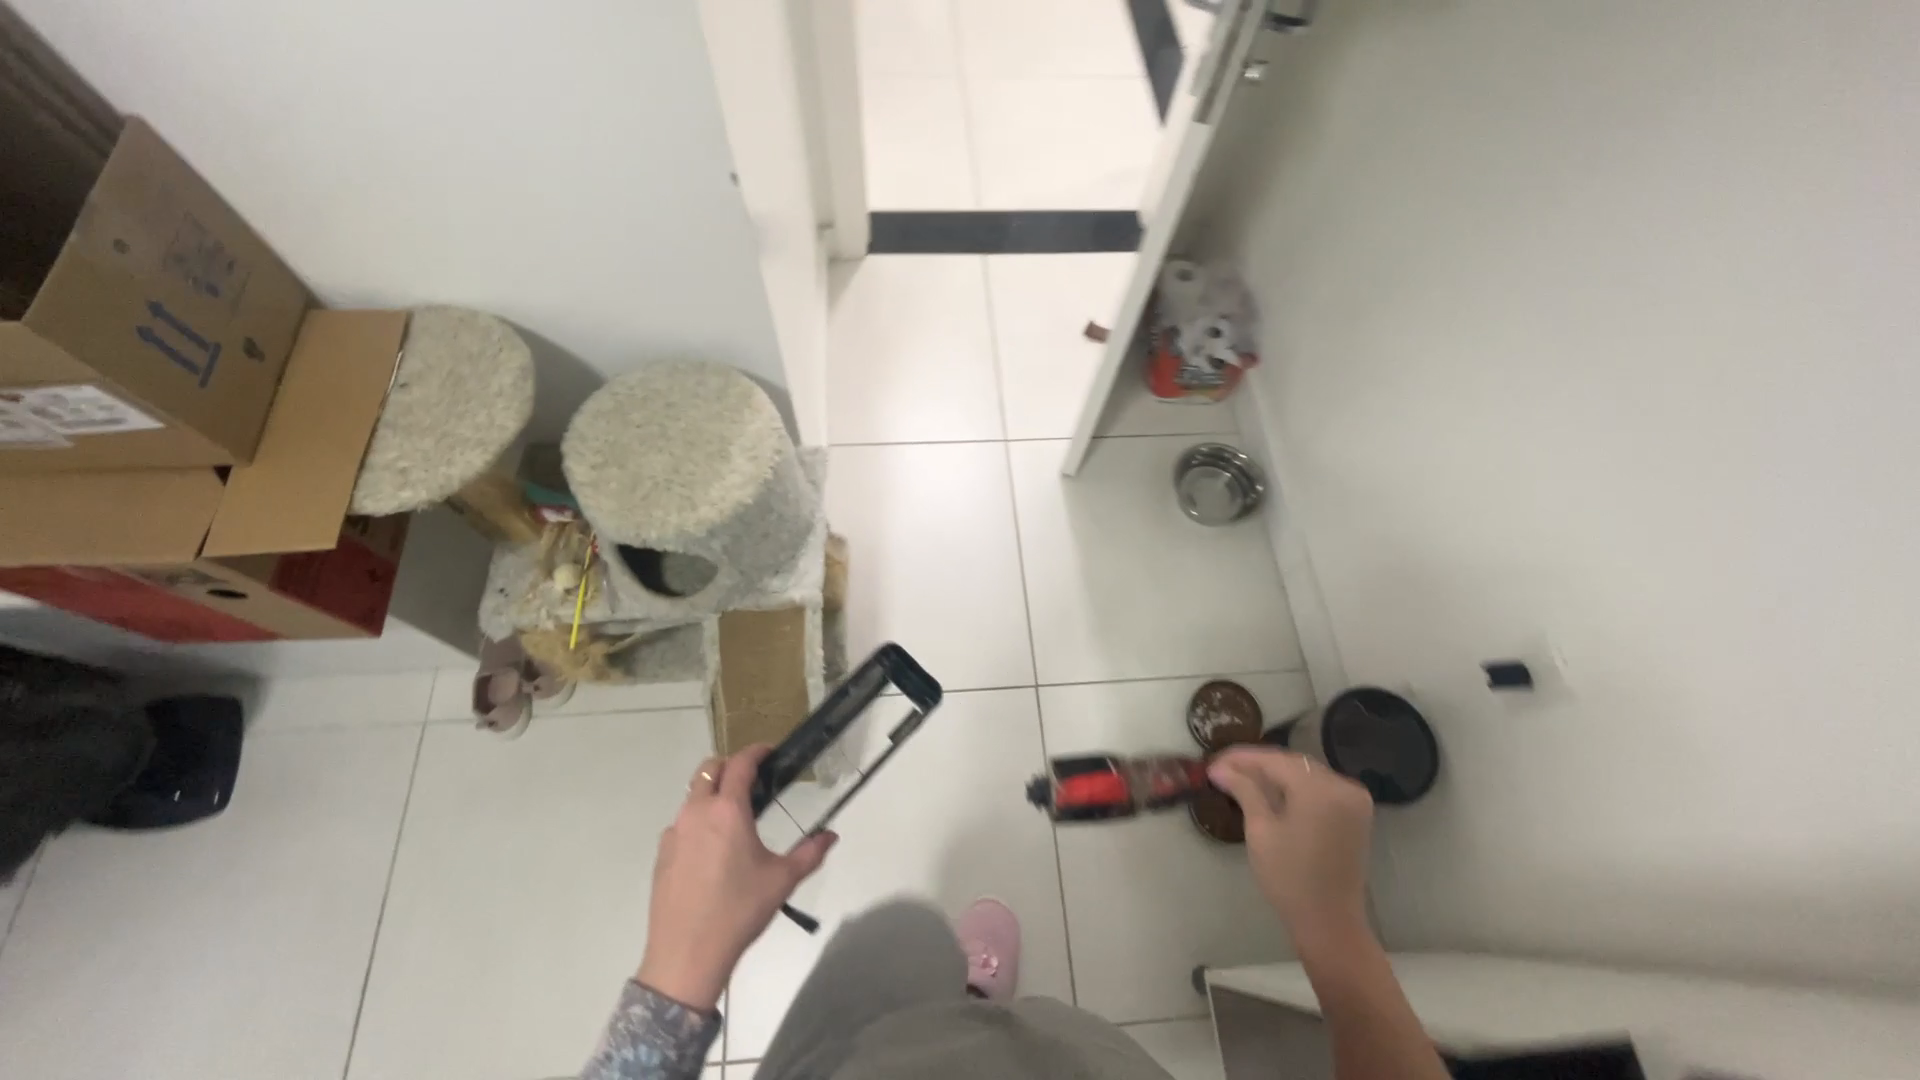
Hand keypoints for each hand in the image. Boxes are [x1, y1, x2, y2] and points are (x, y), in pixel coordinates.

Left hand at [636, 744, 836, 1010]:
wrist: (686, 954)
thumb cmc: (739, 910)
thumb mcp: (783, 880)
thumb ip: (810, 852)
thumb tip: (831, 835)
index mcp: (728, 811)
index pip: (741, 764)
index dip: (756, 752)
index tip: (769, 752)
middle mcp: (697, 812)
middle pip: (709, 769)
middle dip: (730, 766)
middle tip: (752, 781)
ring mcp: (674, 833)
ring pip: (693, 796)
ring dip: (712, 793)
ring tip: (734, 818)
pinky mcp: (662, 854)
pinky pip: (681, 824)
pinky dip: (697, 822)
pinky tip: (712, 851)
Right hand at [1207, 747, 1374, 951]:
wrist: (1329, 921)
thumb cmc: (1289, 878)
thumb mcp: (1261, 830)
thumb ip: (1244, 790)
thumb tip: (1219, 768)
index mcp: (1320, 790)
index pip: (1274, 760)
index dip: (1241, 758)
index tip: (1213, 761)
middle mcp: (1343, 786)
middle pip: (1292, 763)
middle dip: (1257, 764)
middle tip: (1223, 769)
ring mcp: (1354, 798)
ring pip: (1305, 773)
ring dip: (1275, 773)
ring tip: (1241, 778)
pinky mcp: (1356, 812)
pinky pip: (1319, 787)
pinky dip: (1295, 785)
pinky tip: (1271, 790)